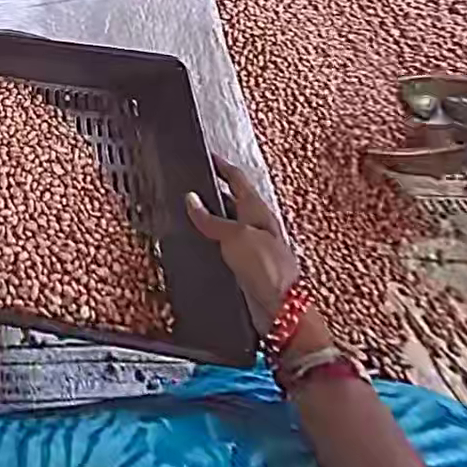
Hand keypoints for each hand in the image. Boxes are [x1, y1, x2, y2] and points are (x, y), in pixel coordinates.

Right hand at [185, 155, 297, 331]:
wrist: (281, 311)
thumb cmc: (266, 268)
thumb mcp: (235, 236)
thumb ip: (210, 218)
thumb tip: (190, 198)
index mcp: (258, 211)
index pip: (237, 179)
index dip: (221, 166)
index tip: (206, 155)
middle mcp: (255, 225)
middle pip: (231, 199)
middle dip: (212, 189)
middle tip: (188, 181)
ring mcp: (250, 245)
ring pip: (225, 222)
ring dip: (208, 215)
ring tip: (184, 209)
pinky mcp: (244, 265)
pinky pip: (222, 244)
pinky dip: (208, 237)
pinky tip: (196, 240)